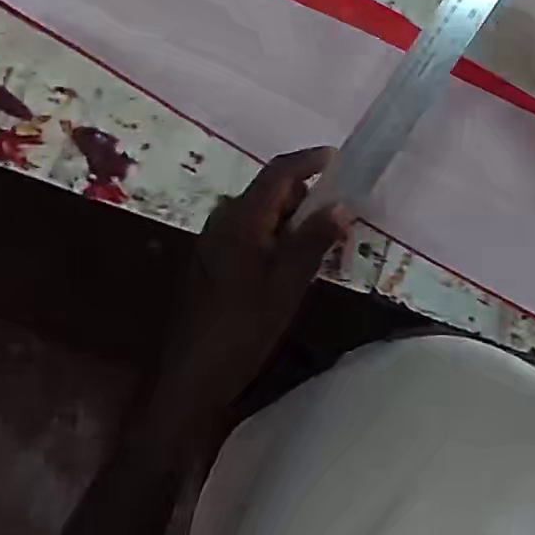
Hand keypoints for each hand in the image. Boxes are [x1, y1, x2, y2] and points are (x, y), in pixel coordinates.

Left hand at [151, 148, 353, 419]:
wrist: (191, 375)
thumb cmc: (243, 327)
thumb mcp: (288, 283)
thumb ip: (314, 239)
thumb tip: (343, 205)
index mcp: (242, 217)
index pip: (279, 171)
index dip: (309, 160)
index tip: (338, 158)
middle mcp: (225, 217)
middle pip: (271, 190)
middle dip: (307, 196)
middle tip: (339, 218)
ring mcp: (215, 237)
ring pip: (263, 212)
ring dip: (293, 219)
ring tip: (321, 245)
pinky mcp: (214, 257)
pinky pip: (252, 230)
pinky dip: (277, 235)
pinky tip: (293, 263)